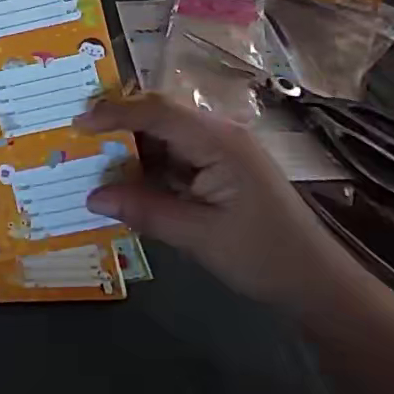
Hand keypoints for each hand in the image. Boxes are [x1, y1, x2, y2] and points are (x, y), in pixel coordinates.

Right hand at [77, 93, 357, 317]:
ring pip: (166, 136)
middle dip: (118, 124)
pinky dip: (149, 166)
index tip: (77, 123)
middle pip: (160, 116)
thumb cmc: (263, 255)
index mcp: (219, 140)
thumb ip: (145, 210)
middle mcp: (219, 135)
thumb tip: (92, 196)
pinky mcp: (221, 169)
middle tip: (77, 137)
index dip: (115, 113)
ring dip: (132, 147)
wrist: (316, 281)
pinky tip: (127, 179)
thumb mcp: (198, 236)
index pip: (158, 112)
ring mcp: (221, 151)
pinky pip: (176, 157)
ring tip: (92, 158)